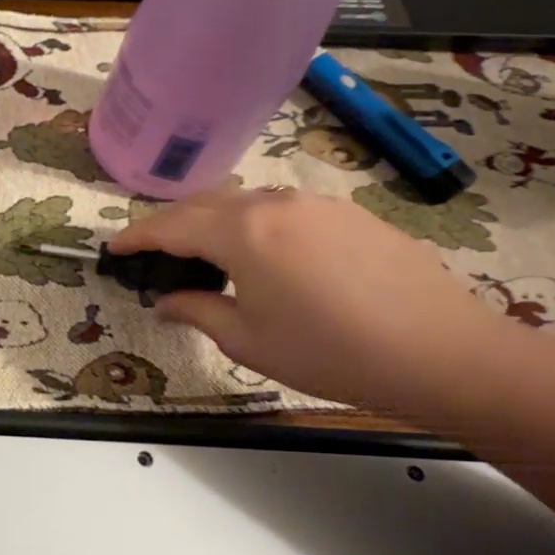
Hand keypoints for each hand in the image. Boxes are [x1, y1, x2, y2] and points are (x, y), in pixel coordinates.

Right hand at [109, 186, 506, 412]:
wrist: (442, 351)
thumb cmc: (331, 352)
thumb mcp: (249, 340)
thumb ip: (198, 311)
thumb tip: (166, 301)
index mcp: (242, 233)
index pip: (171, 225)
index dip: (136, 236)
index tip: (112, 247)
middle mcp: (276, 204)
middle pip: (205, 203)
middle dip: (171, 223)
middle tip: (150, 249)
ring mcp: (318, 204)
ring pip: (246, 202)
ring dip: (214, 220)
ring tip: (203, 252)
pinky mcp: (350, 214)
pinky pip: (283, 210)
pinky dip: (255, 225)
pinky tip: (263, 256)